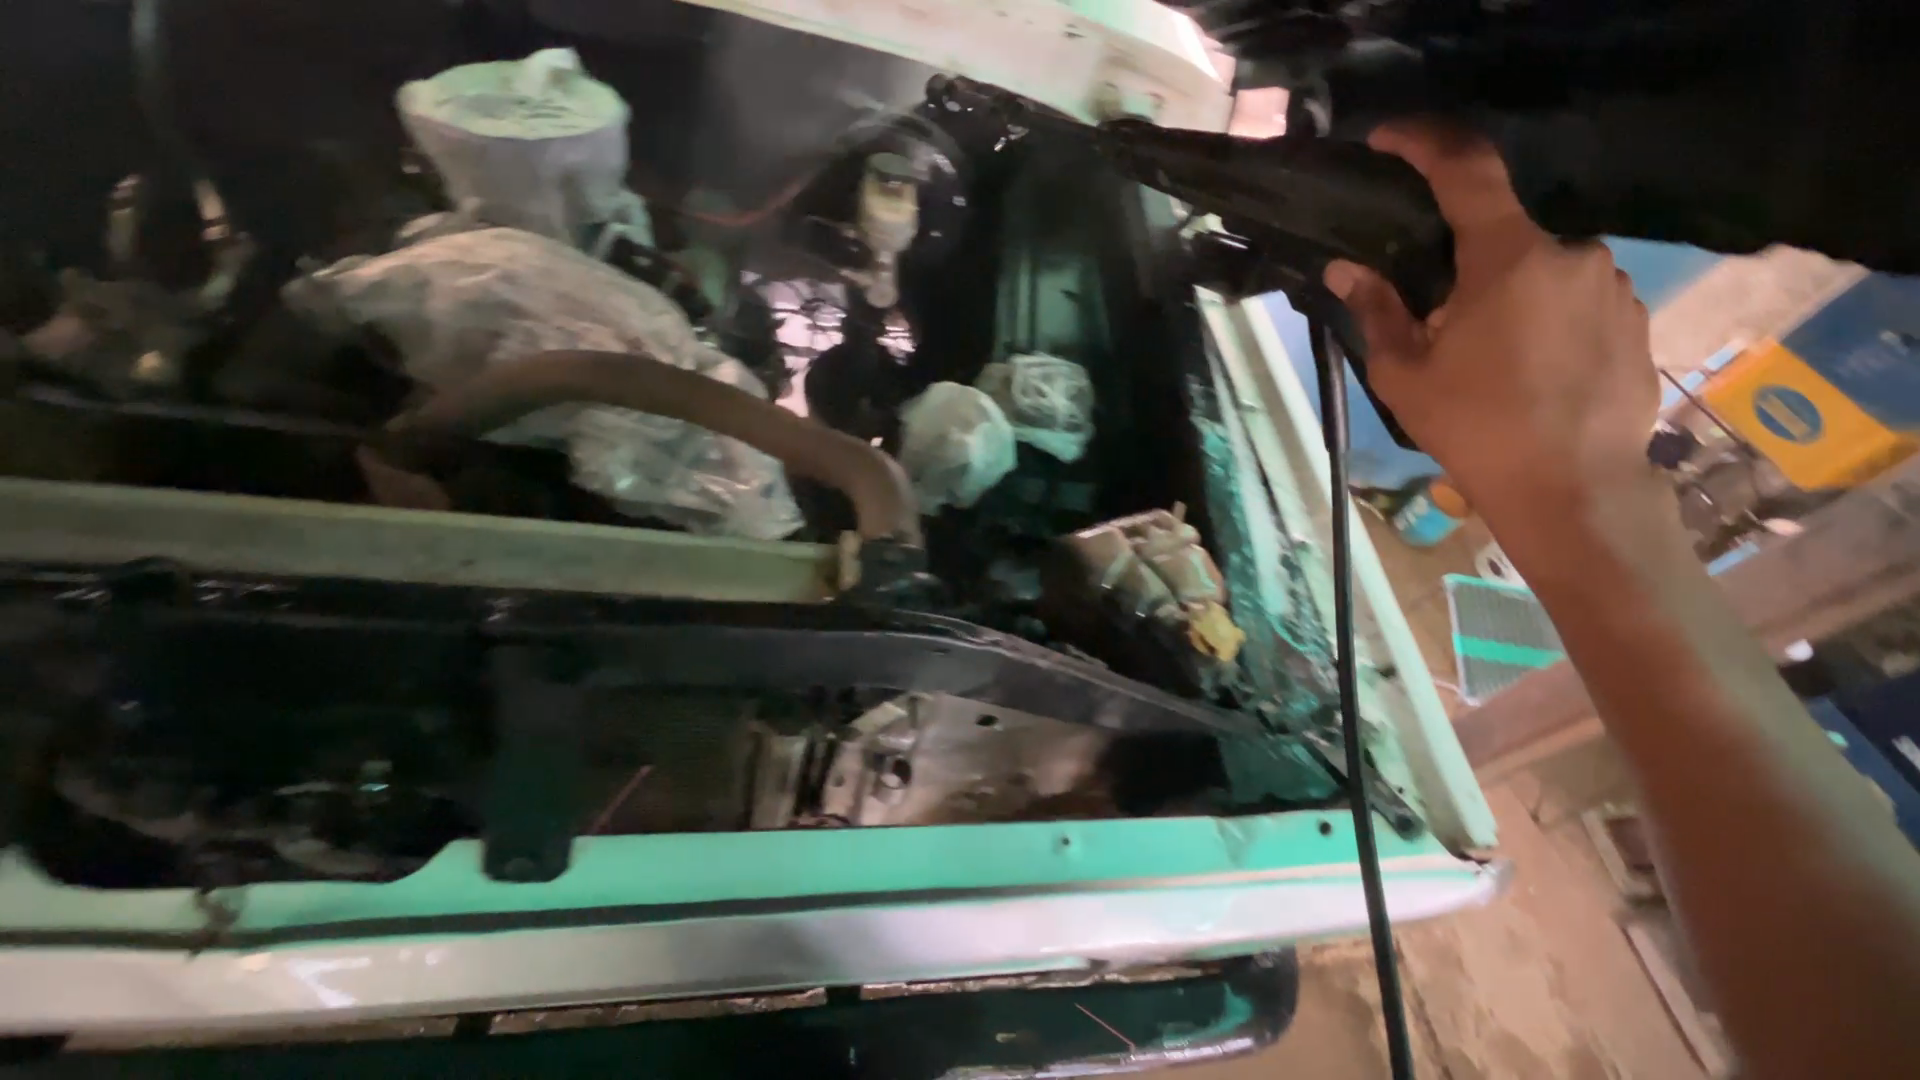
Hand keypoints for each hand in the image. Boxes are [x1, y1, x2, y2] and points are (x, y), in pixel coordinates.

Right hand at [1323, 125, 1658, 526]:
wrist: (1573, 487)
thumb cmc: (1475, 428)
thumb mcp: (1405, 374)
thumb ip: (1377, 310)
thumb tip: (1346, 268)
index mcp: (1507, 258)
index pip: (1466, 170)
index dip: (1423, 144)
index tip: (1387, 140)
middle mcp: (1570, 252)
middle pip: (1500, 233)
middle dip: (1461, 264)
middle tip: (1434, 321)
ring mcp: (1611, 282)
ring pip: (1538, 268)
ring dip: (1503, 293)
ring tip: (1483, 357)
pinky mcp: (1633, 314)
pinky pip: (1573, 294)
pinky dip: (1540, 314)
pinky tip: (1525, 368)